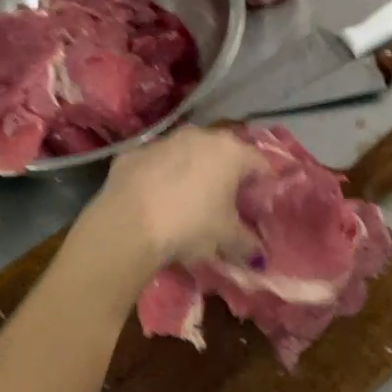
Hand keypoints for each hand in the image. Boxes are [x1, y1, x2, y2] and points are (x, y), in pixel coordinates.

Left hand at [71, 126, 261, 275]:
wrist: (128, 223)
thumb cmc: (190, 225)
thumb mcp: (227, 240)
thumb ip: (248, 244)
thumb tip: (258, 254)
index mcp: (230, 151)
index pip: (259, 164)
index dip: (262, 187)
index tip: (258, 208)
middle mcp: (198, 136)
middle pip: (222, 154)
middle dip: (226, 177)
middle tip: (225, 206)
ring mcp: (162, 141)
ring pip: (186, 155)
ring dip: (191, 173)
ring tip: (188, 203)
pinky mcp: (133, 153)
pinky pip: (155, 165)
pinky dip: (160, 178)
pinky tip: (155, 202)